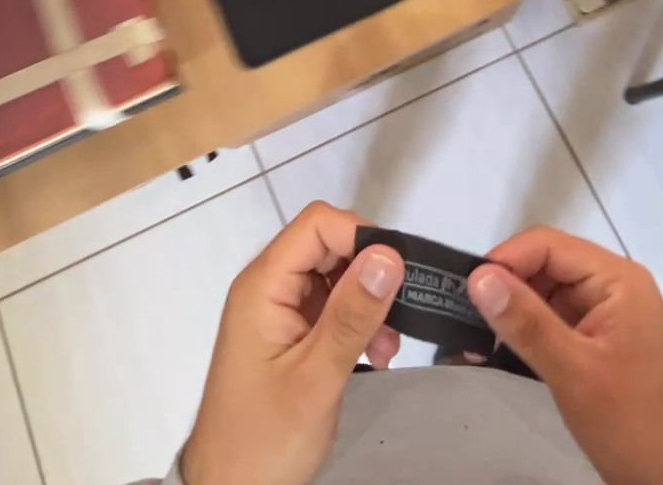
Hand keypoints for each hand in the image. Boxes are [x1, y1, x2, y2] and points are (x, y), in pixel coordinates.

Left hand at [181, 202, 404, 484]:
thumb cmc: (264, 438)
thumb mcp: (315, 378)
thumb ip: (352, 315)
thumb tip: (389, 254)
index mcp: (264, 285)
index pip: (317, 225)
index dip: (360, 236)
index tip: (397, 273)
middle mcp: (269, 286)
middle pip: (328, 245)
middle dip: (368, 273)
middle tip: (398, 315)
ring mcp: (279, 308)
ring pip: (335, 275)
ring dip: (368, 301)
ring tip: (388, 346)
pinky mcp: (291, 331)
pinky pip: (331, 305)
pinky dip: (358, 322)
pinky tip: (376, 354)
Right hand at [468, 228, 662, 484]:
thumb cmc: (635, 423)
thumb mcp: (575, 373)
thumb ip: (526, 322)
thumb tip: (477, 277)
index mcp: (617, 279)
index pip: (547, 244)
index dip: (506, 260)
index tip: (470, 291)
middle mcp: (613, 285)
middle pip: (545, 264)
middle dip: (507, 286)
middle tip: (469, 318)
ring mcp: (608, 312)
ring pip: (546, 291)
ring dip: (514, 309)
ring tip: (477, 336)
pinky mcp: (600, 338)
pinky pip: (555, 317)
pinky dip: (528, 329)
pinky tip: (501, 349)